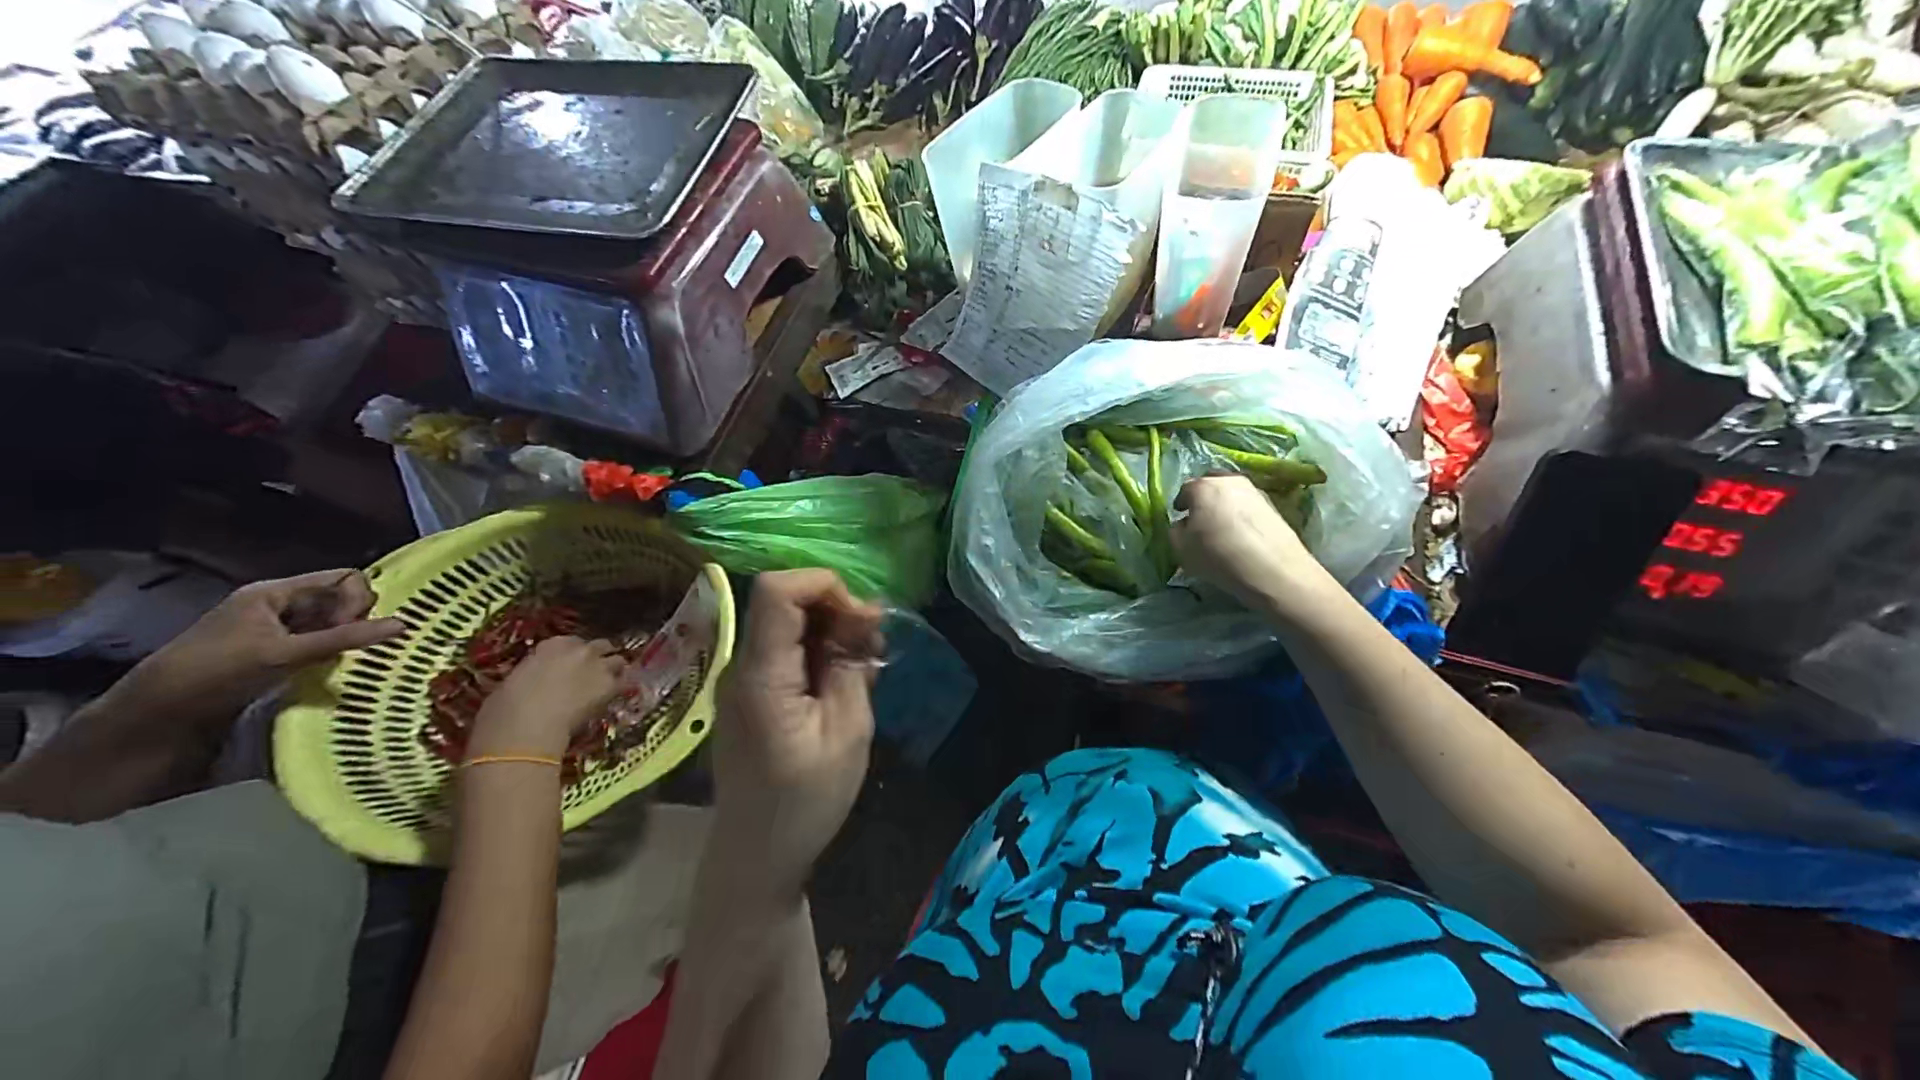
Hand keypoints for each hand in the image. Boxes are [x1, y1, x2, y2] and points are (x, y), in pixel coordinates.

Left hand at [114, 569, 405, 729]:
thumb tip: (404, 624)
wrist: (155, 716)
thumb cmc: (216, 671)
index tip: (348, 625)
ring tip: (347, 658)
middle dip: (356, 618)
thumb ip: (344, 638)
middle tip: (350, 644)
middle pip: (340, 599)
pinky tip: (335, 667)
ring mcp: (277, 629)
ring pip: (332, 622)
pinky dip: (333, 651)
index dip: (356, 599)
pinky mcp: (276, 652)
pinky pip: (320, 642)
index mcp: (275, 591)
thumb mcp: (283, 653)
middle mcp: (278, 604)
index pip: (342, 578)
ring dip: (346, 636)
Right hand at [467, 636, 626, 758]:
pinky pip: (623, 682)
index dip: (572, 655)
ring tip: (608, 684)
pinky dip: (620, 687)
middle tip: (592, 674)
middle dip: (597, 657)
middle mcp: (579, 649)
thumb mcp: (514, 680)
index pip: (570, 642)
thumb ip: (534, 672)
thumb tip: (537, 680)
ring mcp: (598, 665)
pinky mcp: (611, 685)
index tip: (569, 666)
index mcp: (551, 645)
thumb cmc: (506, 709)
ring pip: (617, 660)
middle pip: (599, 646)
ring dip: (613, 670)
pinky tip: (613, 698)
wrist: (526, 728)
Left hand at [712, 570, 881, 900]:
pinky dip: (818, 651)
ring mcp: (742, 679)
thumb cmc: (804, 803)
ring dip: (830, 631)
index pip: (778, 590)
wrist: (755, 855)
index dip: (824, 585)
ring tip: (865, 665)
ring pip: (787, 623)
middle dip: (836, 608)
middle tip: (874, 646)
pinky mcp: (751, 692)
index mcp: (762, 675)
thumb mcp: (848, 734)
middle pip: (784, 601)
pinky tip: (843, 680)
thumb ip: (852, 668)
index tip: (862, 620)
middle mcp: (743, 666)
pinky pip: (785, 650)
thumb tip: (861, 621)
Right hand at [1172, 475, 1327, 607]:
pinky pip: (1248, 505)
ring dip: (1224, 505)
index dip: (1181, 504)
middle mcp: (1229, 481)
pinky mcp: (1273, 505)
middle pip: (1211, 483)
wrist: (1272, 569)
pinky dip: (1241, 514)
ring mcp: (1254, 491)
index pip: (1185, 489)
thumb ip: (1176, 531)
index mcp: (1202, 487)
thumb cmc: (1218, 556)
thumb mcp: (1181, 549)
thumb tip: (1184, 524)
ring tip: (1222, 526)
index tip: (1181, 517)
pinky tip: (1241, 533)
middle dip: (1204, 497)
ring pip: (1232, 493)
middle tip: (1201, 518)